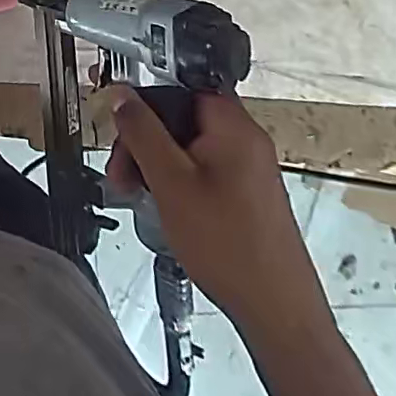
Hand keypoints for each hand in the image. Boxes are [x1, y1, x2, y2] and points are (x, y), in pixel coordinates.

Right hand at [106, 85, 322, 332]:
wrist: (276, 308)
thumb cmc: (223, 241)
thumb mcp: (170, 181)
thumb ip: (142, 132)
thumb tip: (122, 92)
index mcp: (231, 123)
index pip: (180, 87)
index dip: (145, 104)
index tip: (120, 131)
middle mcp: (245, 137)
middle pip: (183, 117)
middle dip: (145, 140)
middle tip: (121, 175)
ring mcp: (250, 165)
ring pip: (191, 145)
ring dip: (158, 162)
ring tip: (137, 194)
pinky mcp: (249, 191)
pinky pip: (205, 168)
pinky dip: (179, 179)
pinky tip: (166, 206)